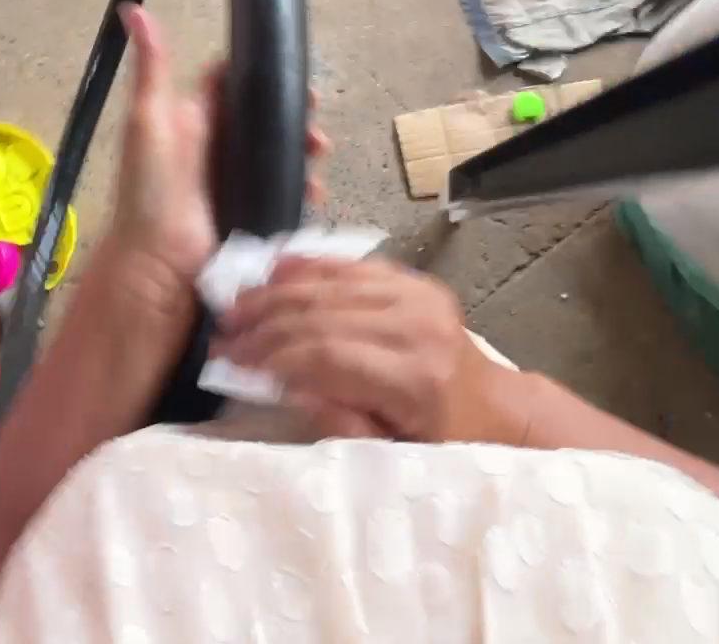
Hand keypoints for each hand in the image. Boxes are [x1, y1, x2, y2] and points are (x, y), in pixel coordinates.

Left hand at [87, 3, 327, 335]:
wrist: (158, 264)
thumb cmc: (150, 190)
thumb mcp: (148, 122)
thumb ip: (151, 69)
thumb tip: (133, 8)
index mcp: (192, 119)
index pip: (230, 81)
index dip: (260, 71)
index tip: (292, 71)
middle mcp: (215, 145)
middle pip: (263, 116)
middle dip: (294, 113)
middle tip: (316, 120)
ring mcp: (234, 179)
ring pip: (279, 152)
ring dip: (303, 148)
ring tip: (319, 153)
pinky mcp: (250, 209)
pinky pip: (284, 190)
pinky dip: (302, 186)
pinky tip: (314, 192)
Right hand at [216, 257, 536, 443]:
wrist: (493, 409)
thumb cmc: (442, 443)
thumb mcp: (393, 456)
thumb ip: (340, 421)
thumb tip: (288, 384)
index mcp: (416, 379)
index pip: (327, 354)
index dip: (274, 354)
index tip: (233, 360)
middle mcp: (418, 327)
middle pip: (323, 312)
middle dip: (266, 322)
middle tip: (225, 332)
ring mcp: (418, 296)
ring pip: (331, 282)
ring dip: (277, 292)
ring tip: (238, 304)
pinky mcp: (414, 280)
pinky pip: (351, 264)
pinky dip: (310, 264)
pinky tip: (274, 268)